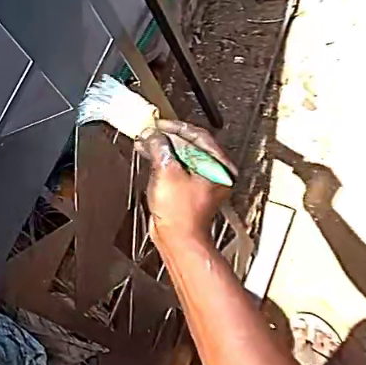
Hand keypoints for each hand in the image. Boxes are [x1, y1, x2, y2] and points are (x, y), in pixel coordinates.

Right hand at [140, 119, 234, 247]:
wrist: (178, 240)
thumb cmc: (180, 215)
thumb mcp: (167, 172)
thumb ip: (160, 147)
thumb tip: (153, 134)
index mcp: (218, 166)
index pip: (197, 135)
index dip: (175, 127)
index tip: (158, 124)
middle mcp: (215, 173)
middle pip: (191, 145)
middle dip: (167, 138)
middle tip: (151, 132)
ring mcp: (204, 182)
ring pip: (183, 156)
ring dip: (164, 149)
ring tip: (147, 143)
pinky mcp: (192, 191)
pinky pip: (179, 169)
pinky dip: (166, 162)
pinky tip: (152, 158)